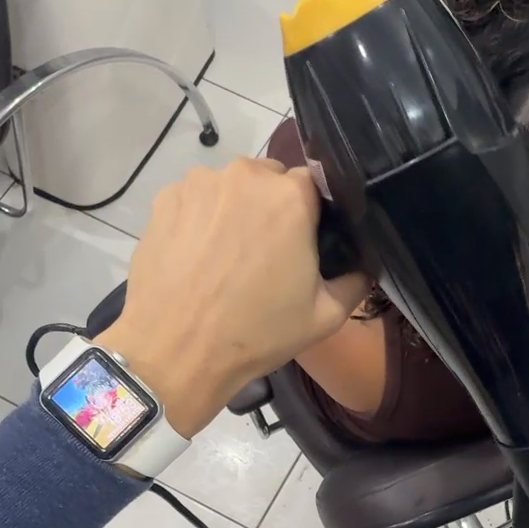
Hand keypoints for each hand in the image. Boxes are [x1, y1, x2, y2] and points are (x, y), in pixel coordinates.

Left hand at [96, 159, 368, 436]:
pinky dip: (203, 220)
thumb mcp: (325, 317)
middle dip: (275, 209)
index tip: (308, 244)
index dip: (315, 214)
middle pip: (271, 180)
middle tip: (269, 255)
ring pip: (232, 188)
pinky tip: (200, 257)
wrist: (176, 351)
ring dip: (237, 212)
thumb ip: (356, 281)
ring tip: (230, 259)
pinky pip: (197, 199)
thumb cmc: (256, 334)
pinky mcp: (165, 199)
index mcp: (291, 196)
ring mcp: (199, 184)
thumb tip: (363, 264)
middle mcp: (245, 176)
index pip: (316, 184)